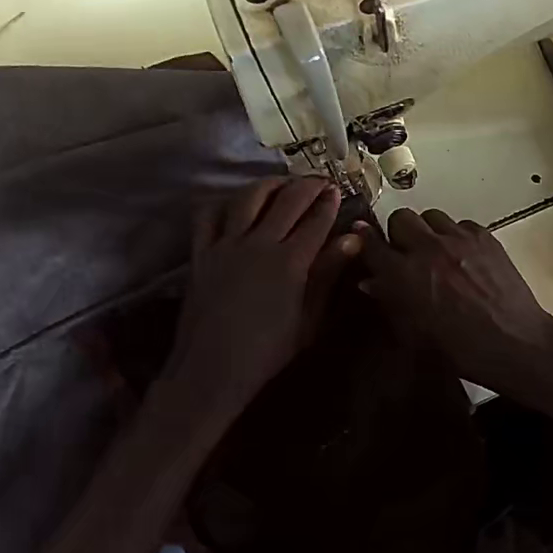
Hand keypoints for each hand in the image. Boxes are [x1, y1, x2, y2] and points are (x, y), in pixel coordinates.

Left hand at [169, 177, 359, 395]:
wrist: (211, 370)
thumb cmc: (268, 351)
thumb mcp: (309, 319)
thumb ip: (329, 274)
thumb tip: (352, 239)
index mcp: (291, 261)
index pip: (316, 220)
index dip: (329, 202)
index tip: (338, 191)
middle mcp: (259, 244)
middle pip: (287, 200)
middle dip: (307, 185)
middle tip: (320, 182)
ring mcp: (226, 245)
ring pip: (248, 198)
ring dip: (270, 184)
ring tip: (283, 184)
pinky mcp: (200, 254)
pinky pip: (208, 216)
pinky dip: (224, 202)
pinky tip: (235, 204)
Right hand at [356, 208, 552, 388]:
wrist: (513, 341)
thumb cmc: (460, 348)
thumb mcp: (415, 331)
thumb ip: (391, 300)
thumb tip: (372, 281)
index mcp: (405, 275)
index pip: (372, 245)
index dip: (365, 241)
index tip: (363, 239)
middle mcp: (429, 249)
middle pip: (401, 218)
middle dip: (399, 233)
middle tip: (406, 251)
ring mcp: (459, 239)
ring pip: (431, 216)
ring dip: (428, 231)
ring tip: (436, 251)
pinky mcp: (485, 236)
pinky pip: (461, 224)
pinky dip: (457, 236)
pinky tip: (464, 256)